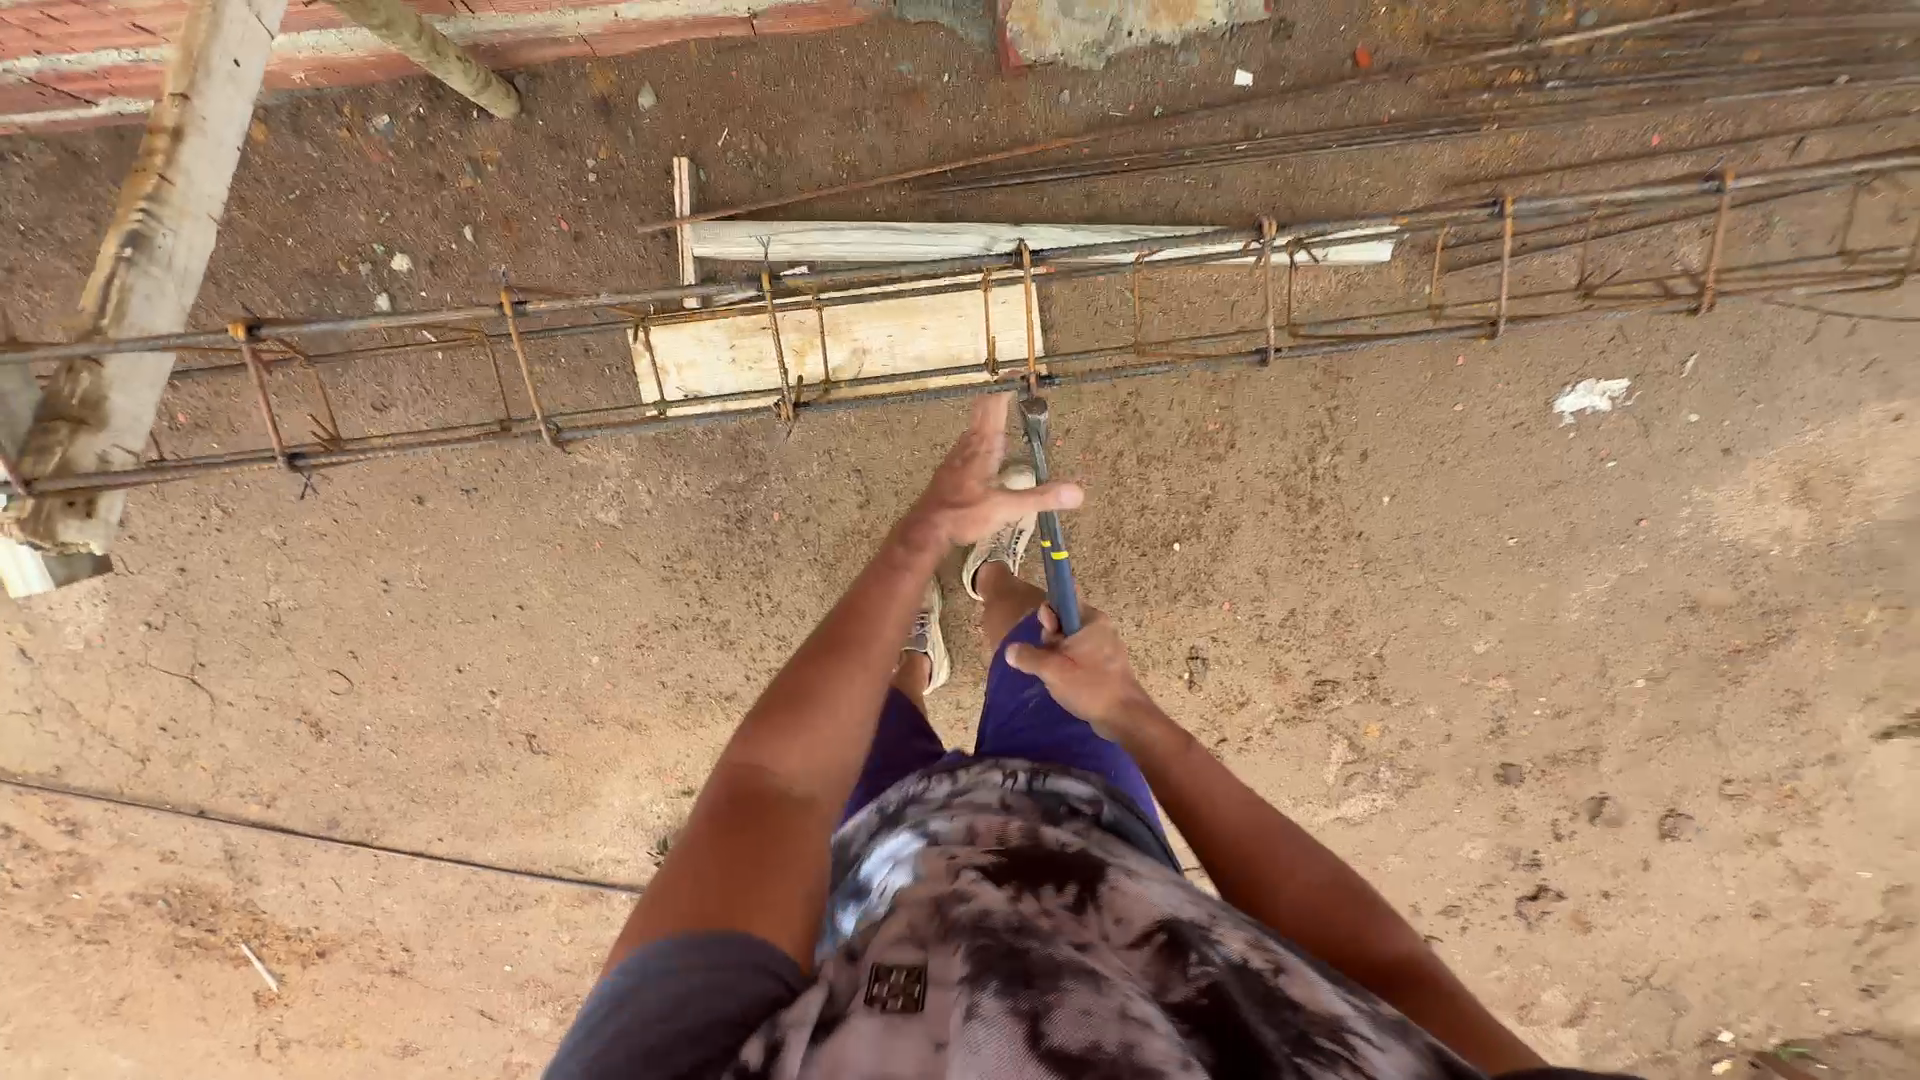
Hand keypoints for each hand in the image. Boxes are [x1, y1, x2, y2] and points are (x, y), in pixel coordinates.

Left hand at [901, 394, 1082, 549]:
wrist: (926, 529)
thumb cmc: (962, 514)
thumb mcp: (1005, 508)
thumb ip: (1041, 498)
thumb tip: (1076, 492)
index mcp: (982, 445)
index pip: (994, 403)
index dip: (1007, 386)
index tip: (1022, 375)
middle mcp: (968, 444)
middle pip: (983, 409)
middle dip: (1001, 396)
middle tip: (1019, 389)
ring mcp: (957, 455)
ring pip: (976, 425)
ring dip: (992, 415)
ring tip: (1009, 414)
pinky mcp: (952, 468)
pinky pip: (970, 442)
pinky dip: (985, 435)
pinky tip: (991, 451)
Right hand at [1004, 605, 1159, 740]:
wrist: (1124, 717)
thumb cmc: (1089, 686)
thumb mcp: (1052, 670)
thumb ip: (1027, 656)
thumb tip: (1010, 650)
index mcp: (1091, 619)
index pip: (1063, 601)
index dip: (1048, 616)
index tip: (1048, 635)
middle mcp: (1100, 627)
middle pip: (1063, 624)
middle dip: (1051, 642)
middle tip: (1052, 662)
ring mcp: (1105, 646)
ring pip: (1069, 643)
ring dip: (1057, 658)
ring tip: (1059, 677)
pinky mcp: (1106, 664)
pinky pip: (1079, 657)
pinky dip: (1069, 667)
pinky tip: (1066, 683)